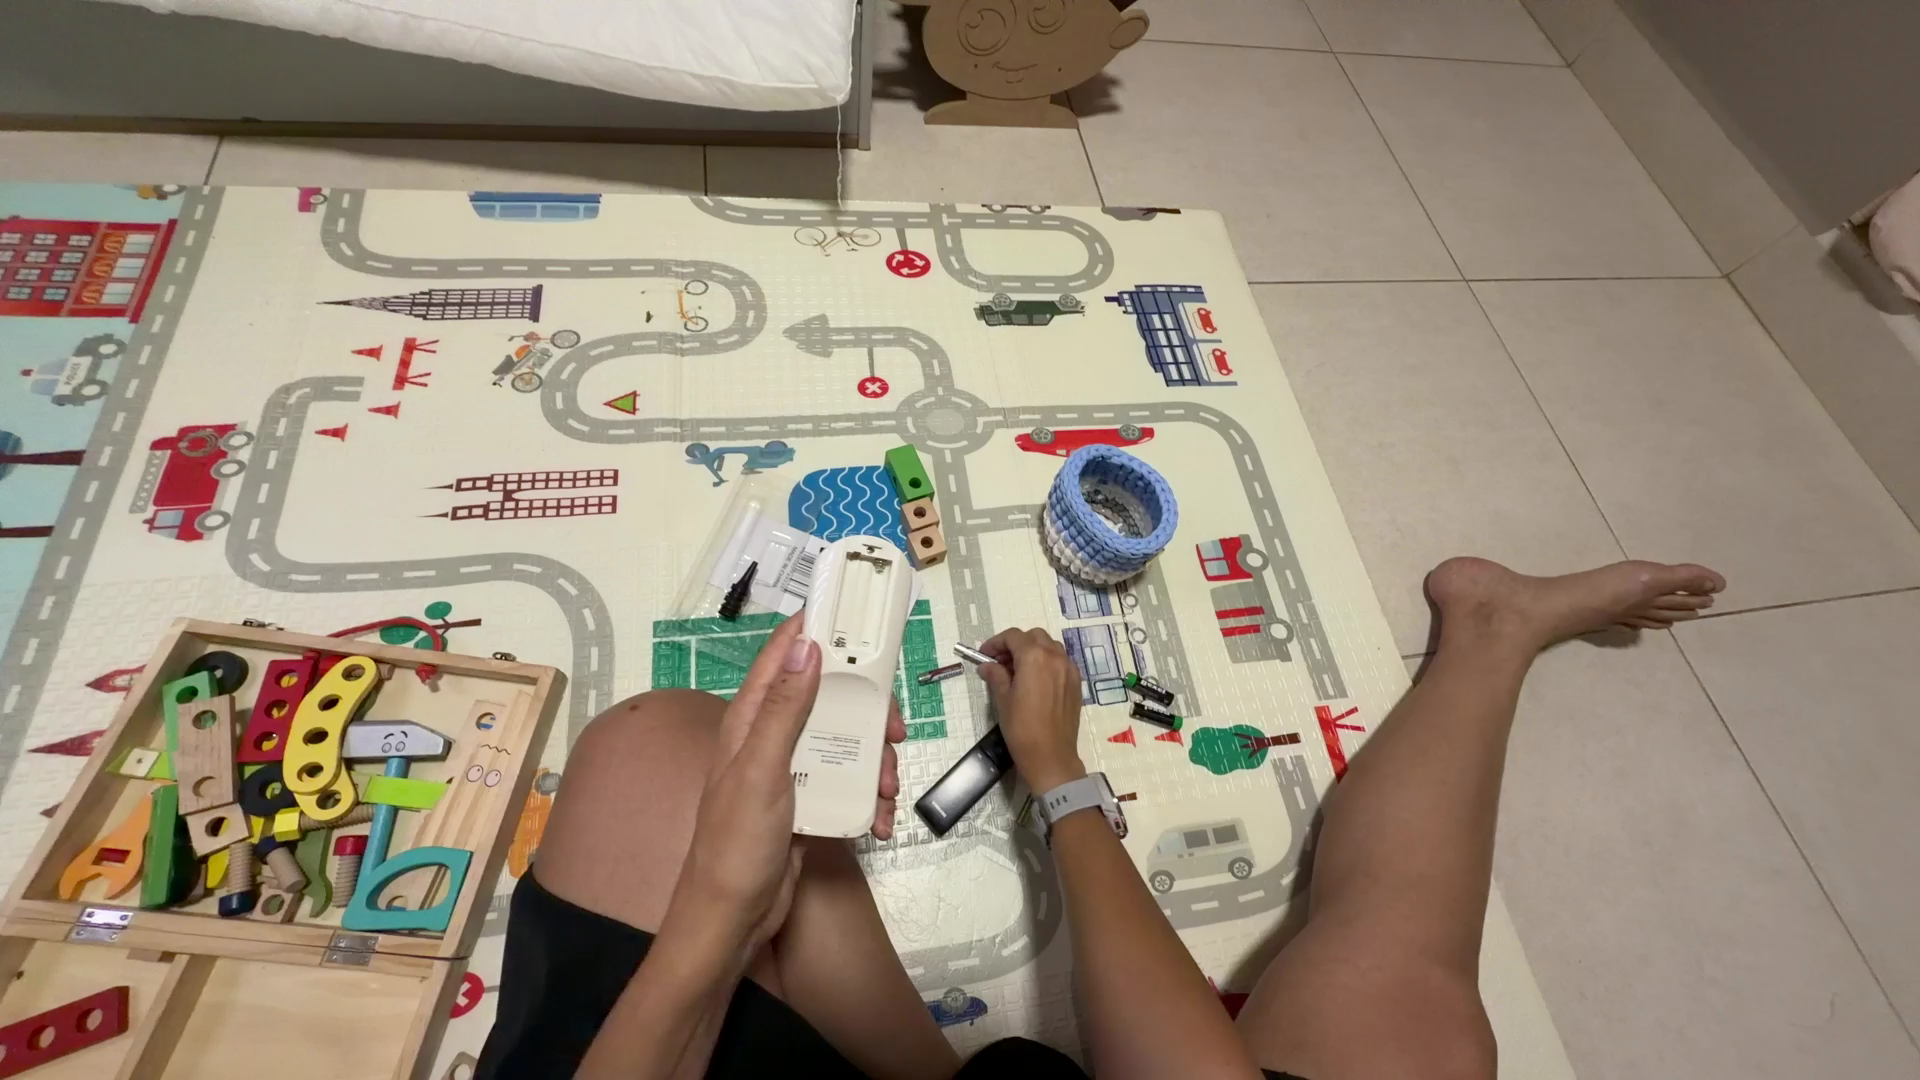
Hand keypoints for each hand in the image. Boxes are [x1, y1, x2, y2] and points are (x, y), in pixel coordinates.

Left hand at [667, 617, 907, 956]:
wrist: (732, 919)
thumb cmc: (737, 841)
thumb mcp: (762, 769)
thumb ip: (785, 708)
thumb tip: (808, 646)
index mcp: (753, 717)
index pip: (784, 653)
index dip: (817, 626)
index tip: (859, 612)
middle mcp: (774, 733)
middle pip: (831, 695)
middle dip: (869, 708)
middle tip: (897, 730)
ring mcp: (794, 766)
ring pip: (847, 738)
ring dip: (875, 759)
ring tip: (890, 788)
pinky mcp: (811, 796)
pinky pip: (848, 778)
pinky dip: (869, 792)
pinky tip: (878, 818)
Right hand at [976, 628, 1086, 793]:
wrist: (1051, 757)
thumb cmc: (1022, 728)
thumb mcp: (1002, 700)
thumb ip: (996, 676)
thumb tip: (987, 665)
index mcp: (1034, 657)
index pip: (1013, 637)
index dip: (996, 643)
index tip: (984, 655)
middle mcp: (1055, 657)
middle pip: (1033, 637)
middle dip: (1015, 644)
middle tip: (1000, 662)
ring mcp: (1069, 669)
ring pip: (1050, 646)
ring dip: (1033, 650)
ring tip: (1018, 670)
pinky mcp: (1076, 683)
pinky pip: (1061, 661)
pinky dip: (1047, 661)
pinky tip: (1036, 680)